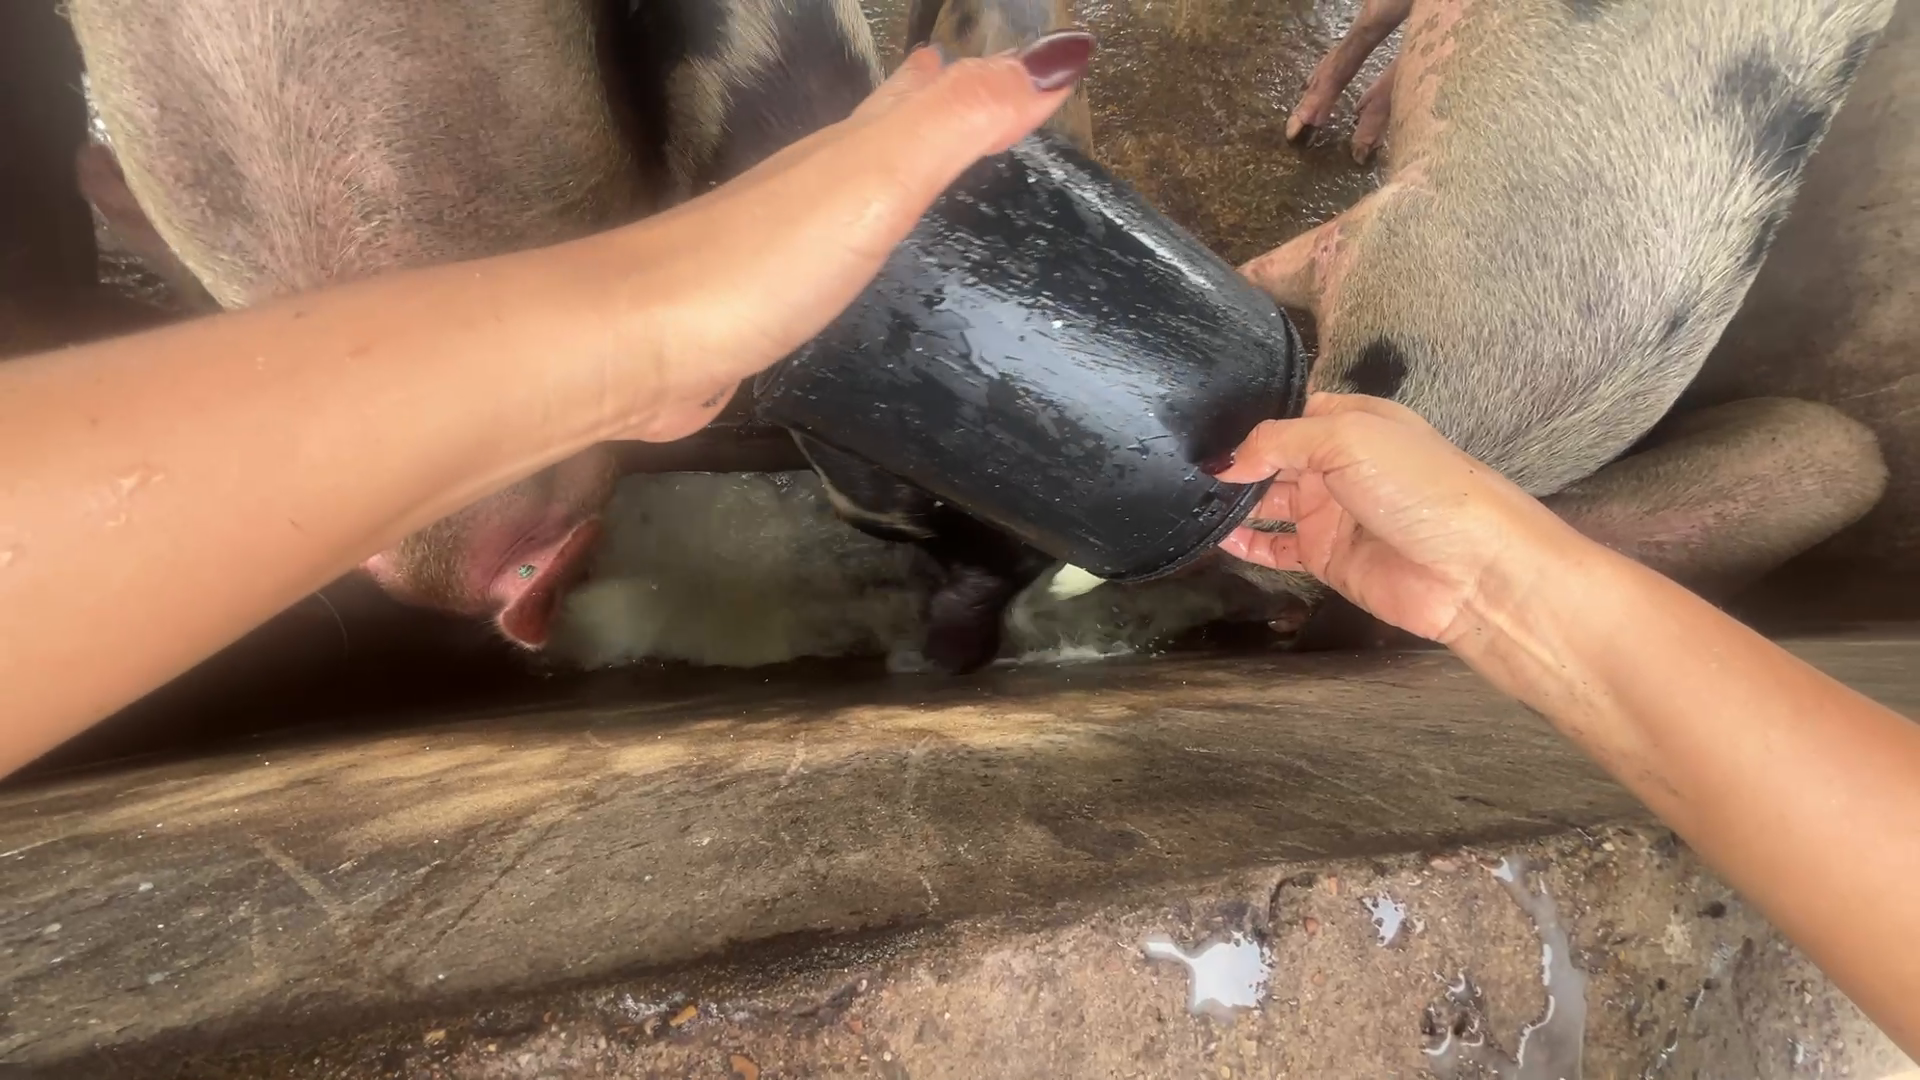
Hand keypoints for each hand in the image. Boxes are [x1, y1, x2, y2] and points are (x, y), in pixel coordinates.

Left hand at [590, 33, 1094, 441]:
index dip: (984, 81)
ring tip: (949, 198)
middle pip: (888, 135)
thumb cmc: (764, 261)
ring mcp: (790, 248)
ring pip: (864, 202)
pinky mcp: (774, 307)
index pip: (927, 96)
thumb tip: (1063, 59)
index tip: (1040, 81)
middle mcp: (816, 187)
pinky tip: (878, 281)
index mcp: (847, 150)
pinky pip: (842, 268)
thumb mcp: (875, 182)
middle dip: (939, 118)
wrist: (645, 342)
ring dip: (907, 187)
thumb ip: (958, 126)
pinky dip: (872, 261)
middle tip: (993, 123)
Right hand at [1210, 392, 1578, 643]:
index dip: (1249, 422)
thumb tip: (1223, 464)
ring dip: (1231, 502)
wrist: (1472, 571)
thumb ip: (1278, 442)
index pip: (1288, 415)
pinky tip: (1212, 538)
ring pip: (1266, 502)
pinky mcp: (1322, 556)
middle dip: (1233, 462)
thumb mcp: (1348, 439)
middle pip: (1272, 459)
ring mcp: (1329, 513)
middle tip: (1182, 467)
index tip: (1202, 429)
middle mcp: (1337, 465)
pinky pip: (1273, 547)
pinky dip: (1243, 543)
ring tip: (1187, 500)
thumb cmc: (1418, 487)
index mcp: (1352, 424)